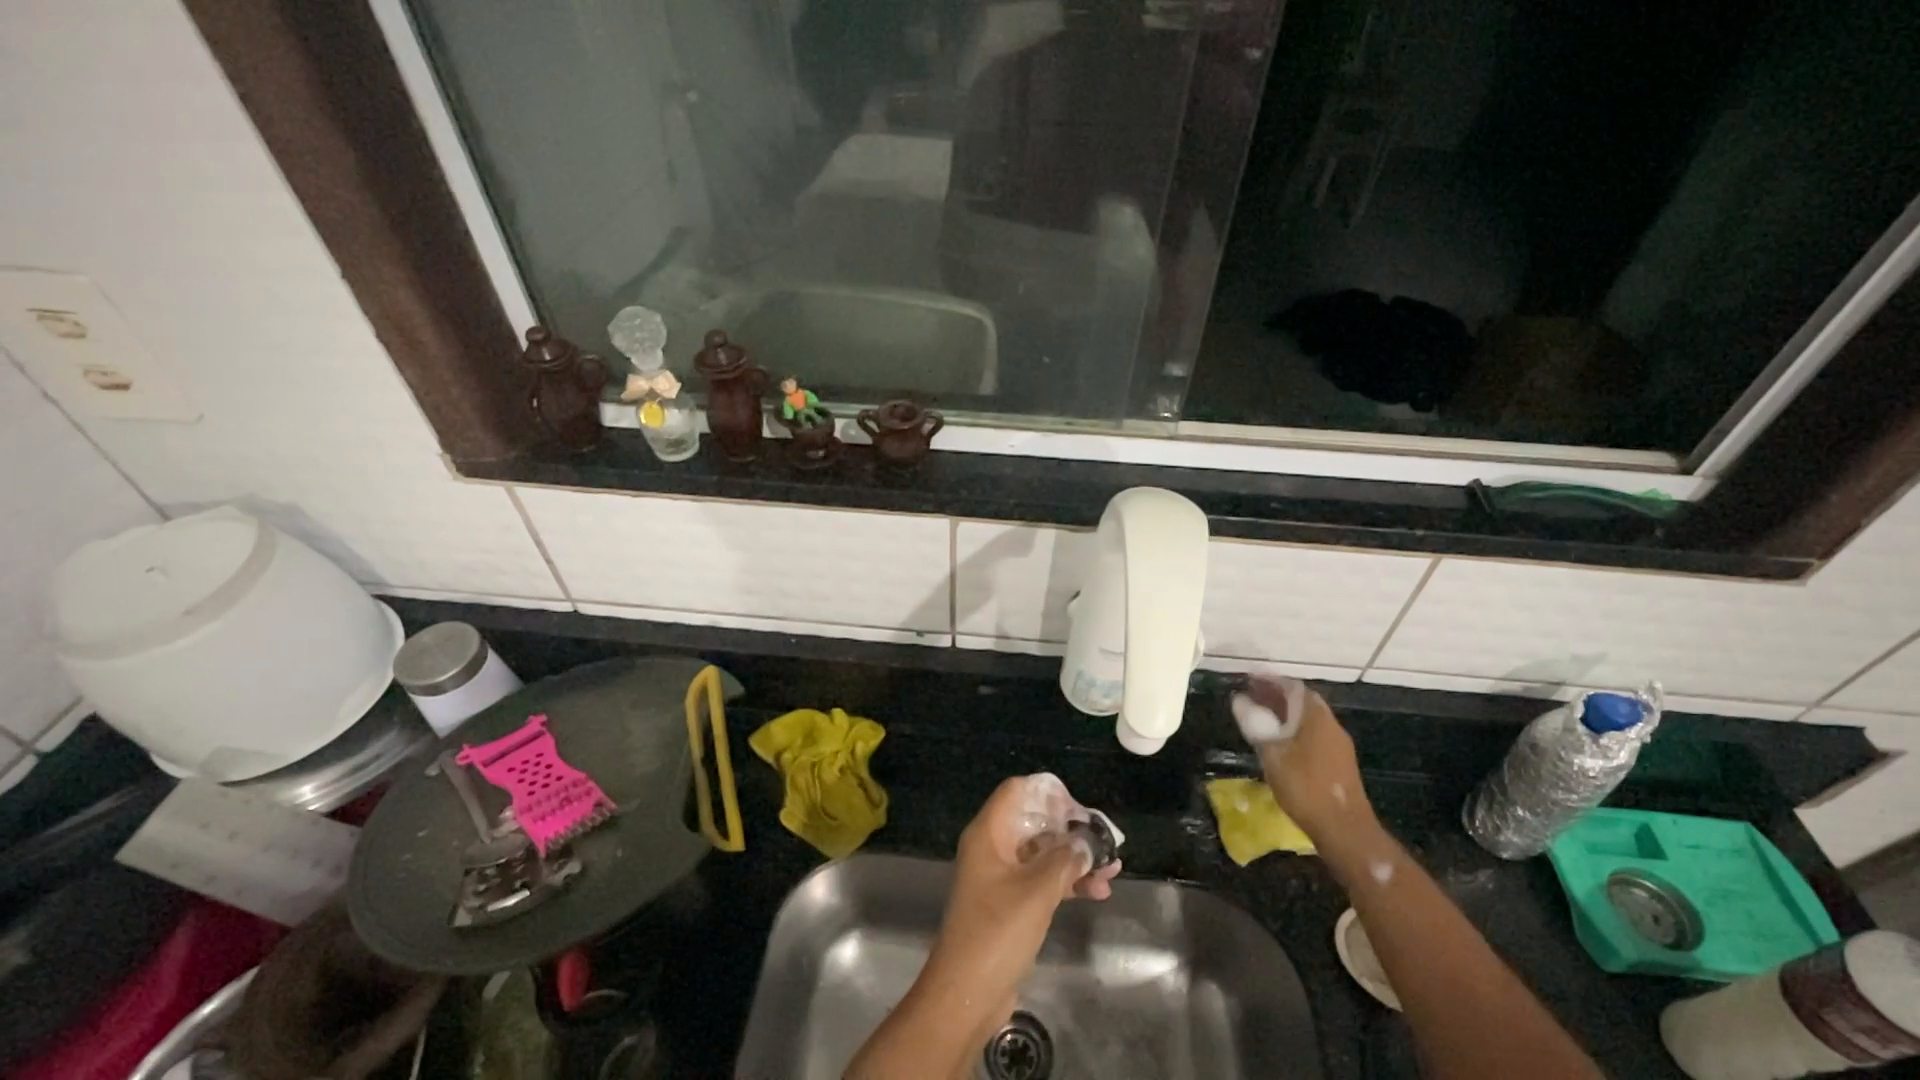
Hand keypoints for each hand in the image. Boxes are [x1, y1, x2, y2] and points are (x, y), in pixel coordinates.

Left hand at [923, 777, 1120, 1023]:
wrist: (968, 991)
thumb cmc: (998, 931)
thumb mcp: (1038, 890)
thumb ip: (1066, 859)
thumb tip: (1087, 842)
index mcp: (988, 834)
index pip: (1018, 791)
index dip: (1050, 793)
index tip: (1081, 811)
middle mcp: (992, 849)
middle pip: (1034, 822)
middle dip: (1071, 830)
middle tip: (1107, 840)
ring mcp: (1000, 878)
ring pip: (1042, 854)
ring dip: (1075, 859)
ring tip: (1113, 869)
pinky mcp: (1009, 905)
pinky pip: (1042, 881)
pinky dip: (1067, 882)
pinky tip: (1098, 891)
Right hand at [1237, 676, 1374, 840]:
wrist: (1343, 827)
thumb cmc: (1305, 786)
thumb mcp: (1272, 754)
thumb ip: (1256, 724)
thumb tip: (1240, 700)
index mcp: (1316, 717)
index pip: (1293, 686)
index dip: (1269, 680)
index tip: (1248, 679)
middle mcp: (1331, 725)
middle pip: (1302, 701)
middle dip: (1276, 696)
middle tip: (1250, 696)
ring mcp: (1337, 744)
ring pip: (1307, 719)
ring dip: (1284, 714)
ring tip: (1258, 717)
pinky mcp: (1338, 762)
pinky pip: (1312, 734)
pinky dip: (1293, 730)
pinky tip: (1277, 742)